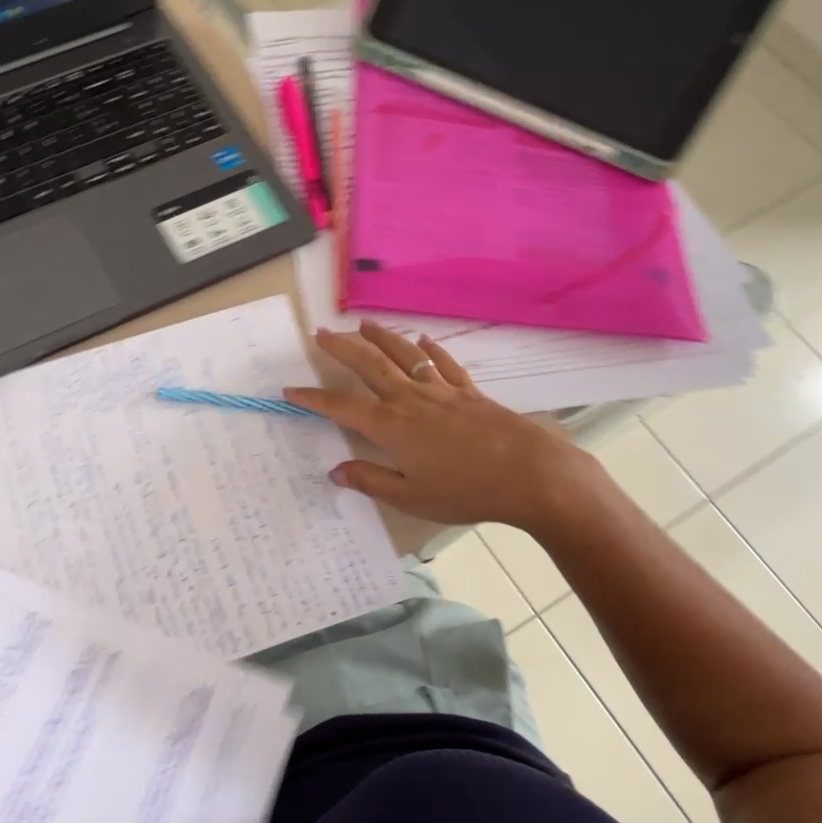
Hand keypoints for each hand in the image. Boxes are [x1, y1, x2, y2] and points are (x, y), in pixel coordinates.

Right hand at [286, 321, 597, 534]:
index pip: (341, 407)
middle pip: (369, 365)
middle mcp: (411, 399)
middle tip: (321, 333)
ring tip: (363, 324)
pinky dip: (429, 349)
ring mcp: (442, 391)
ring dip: (381, 337)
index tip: (290, 390)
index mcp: (391, 427)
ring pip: (404, 355)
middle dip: (342, 348)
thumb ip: (370, 481)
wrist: (531, 474)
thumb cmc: (467, 492)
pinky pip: (443, 363)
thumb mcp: (411, 498)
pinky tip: (422, 340)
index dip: (313, 398)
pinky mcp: (470, 392)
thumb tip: (336, 471)